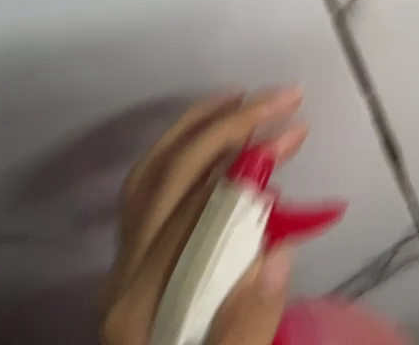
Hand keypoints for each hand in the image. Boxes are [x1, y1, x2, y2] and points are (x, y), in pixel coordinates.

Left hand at [102, 88, 308, 344]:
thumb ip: (247, 326)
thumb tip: (278, 253)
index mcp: (144, 301)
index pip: (193, 204)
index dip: (243, 157)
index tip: (294, 128)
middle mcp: (124, 275)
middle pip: (168, 176)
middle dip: (228, 124)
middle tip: (285, 97)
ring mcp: (124, 270)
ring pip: (152, 177)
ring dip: (202, 129)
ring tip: (249, 99)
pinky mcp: (134, 271)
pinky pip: (152, 195)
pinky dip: (186, 155)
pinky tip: (218, 145)